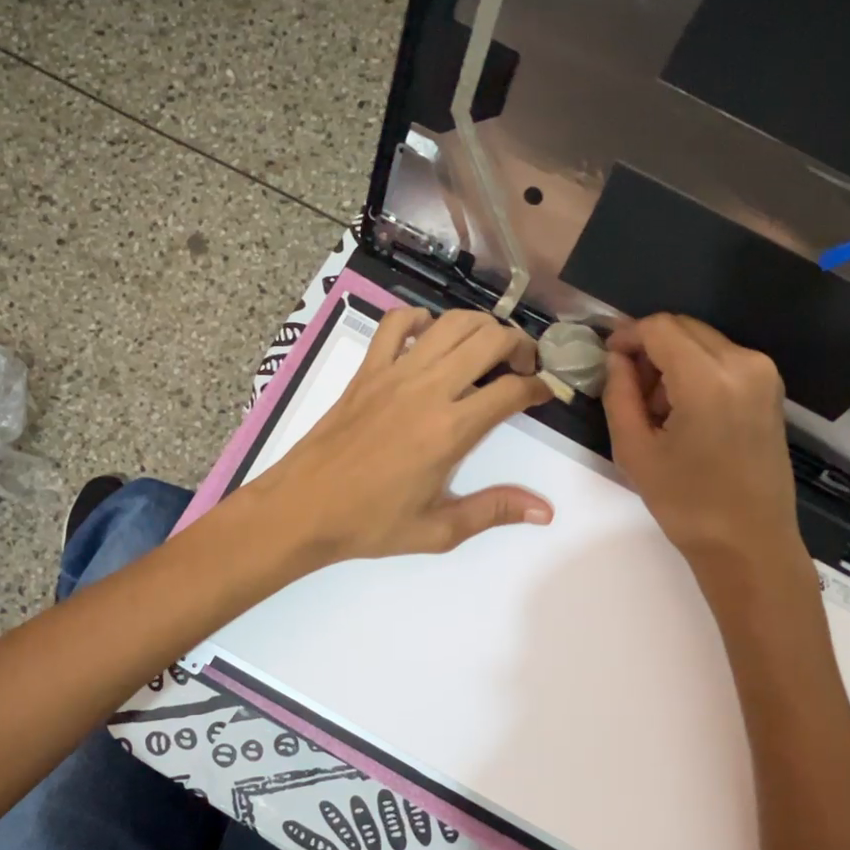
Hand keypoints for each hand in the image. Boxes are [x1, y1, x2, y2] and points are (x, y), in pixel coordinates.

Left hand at [248, 307, 553, 565]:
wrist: (303, 507)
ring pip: (450, 323)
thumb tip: (544, 510)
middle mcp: (427, 390)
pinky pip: (397, 323)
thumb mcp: (438, 529)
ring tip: (488, 350)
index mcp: (450, 430)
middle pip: (488, 339)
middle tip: (523, 368)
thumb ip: (494, 512)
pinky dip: (420, 320)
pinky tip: (429, 339)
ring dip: (480, 327)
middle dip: (519, 346)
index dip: (539, 387)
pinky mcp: (366, 370)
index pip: (511, 390)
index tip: (546, 394)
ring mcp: (394, 373)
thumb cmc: (370, 523)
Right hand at [603, 313, 802, 567]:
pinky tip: (683, 412)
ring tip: (655, 409)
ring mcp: (763, 374)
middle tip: (628, 388)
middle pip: (684, 328)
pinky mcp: (771, 389)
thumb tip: (617, 360)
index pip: (659, 328)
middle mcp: (743, 363)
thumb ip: (619, 394)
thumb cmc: (687, 504)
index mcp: (708, 379)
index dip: (627, 335)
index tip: (606, 358)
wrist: (749, 542)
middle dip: (650, 348)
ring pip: (704, 341)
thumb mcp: (635, 451)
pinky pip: (724, 359)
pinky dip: (696, 371)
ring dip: (673, 361)